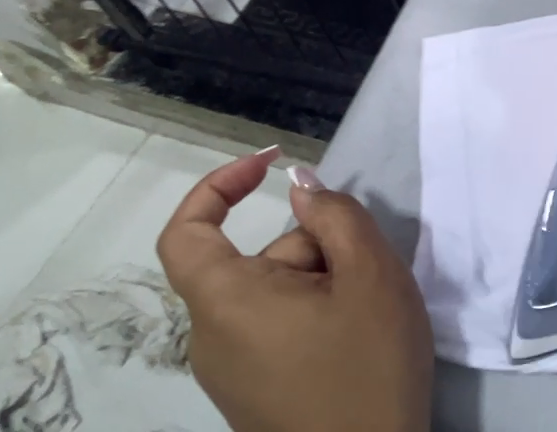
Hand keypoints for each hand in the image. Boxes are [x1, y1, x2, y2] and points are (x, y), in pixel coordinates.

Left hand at [156, 148, 432, 431]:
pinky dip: (314, 311)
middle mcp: (212, 337)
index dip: (219, 185)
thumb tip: (299, 187)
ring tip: (368, 310)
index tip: (272, 163)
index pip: (186, 231)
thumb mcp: (370, 273)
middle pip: (253, 260)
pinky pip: (274, 325)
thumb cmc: (367, 365)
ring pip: (271, 292)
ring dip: (320, 280)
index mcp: (226, 303)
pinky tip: (355, 336)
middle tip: (366, 271)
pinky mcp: (252, 392)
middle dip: (312, 248)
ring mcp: (231, 371)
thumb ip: (335, 215)